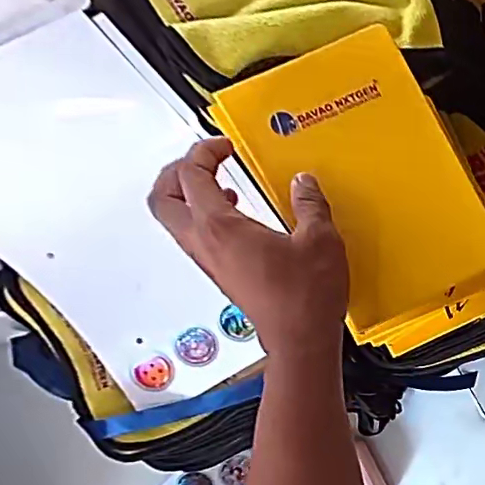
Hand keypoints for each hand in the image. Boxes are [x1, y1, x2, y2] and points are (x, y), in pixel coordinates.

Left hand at [148, 138, 348, 360]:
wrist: (302, 337)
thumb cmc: (306, 297)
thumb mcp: (321, 241)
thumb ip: (311, 206)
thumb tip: (304, 185)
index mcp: (221, 226)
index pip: (191, 174)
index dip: (205, 152)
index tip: (223, 147)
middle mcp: (205, 243)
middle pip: (163, 196)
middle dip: (177, 173)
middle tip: (202, 164)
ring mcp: (211, 262)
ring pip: (174, 220)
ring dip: (188, 199)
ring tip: (219, 191)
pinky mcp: (223, 277)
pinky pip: (196, 239)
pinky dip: (205, 222)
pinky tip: (238, 225)